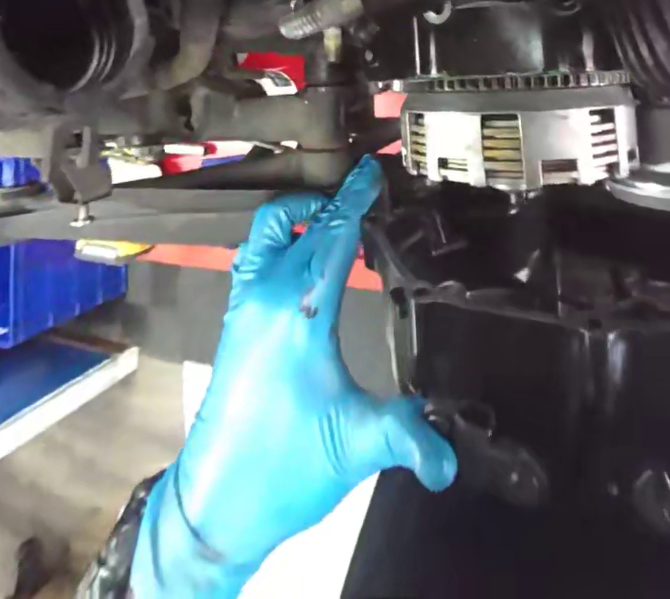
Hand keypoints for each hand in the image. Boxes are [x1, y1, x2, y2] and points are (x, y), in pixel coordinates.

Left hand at [133, 157, 457, 597]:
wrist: (218, 500)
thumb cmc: (285, 467)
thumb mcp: (355, 444)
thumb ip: (408, 434)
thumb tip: (450, 455)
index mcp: (300, 309)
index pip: (333, 233)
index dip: (356, 197)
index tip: (372, 169)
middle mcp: (266, 292)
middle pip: (299, 218)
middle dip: (334, 199)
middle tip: (367, 201)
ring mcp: (245, 301)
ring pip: (267, 228)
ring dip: (301, 213)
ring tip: (339, 223)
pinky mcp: (236, 315)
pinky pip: (255, 251)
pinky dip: (282, 235)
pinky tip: (308, 257)